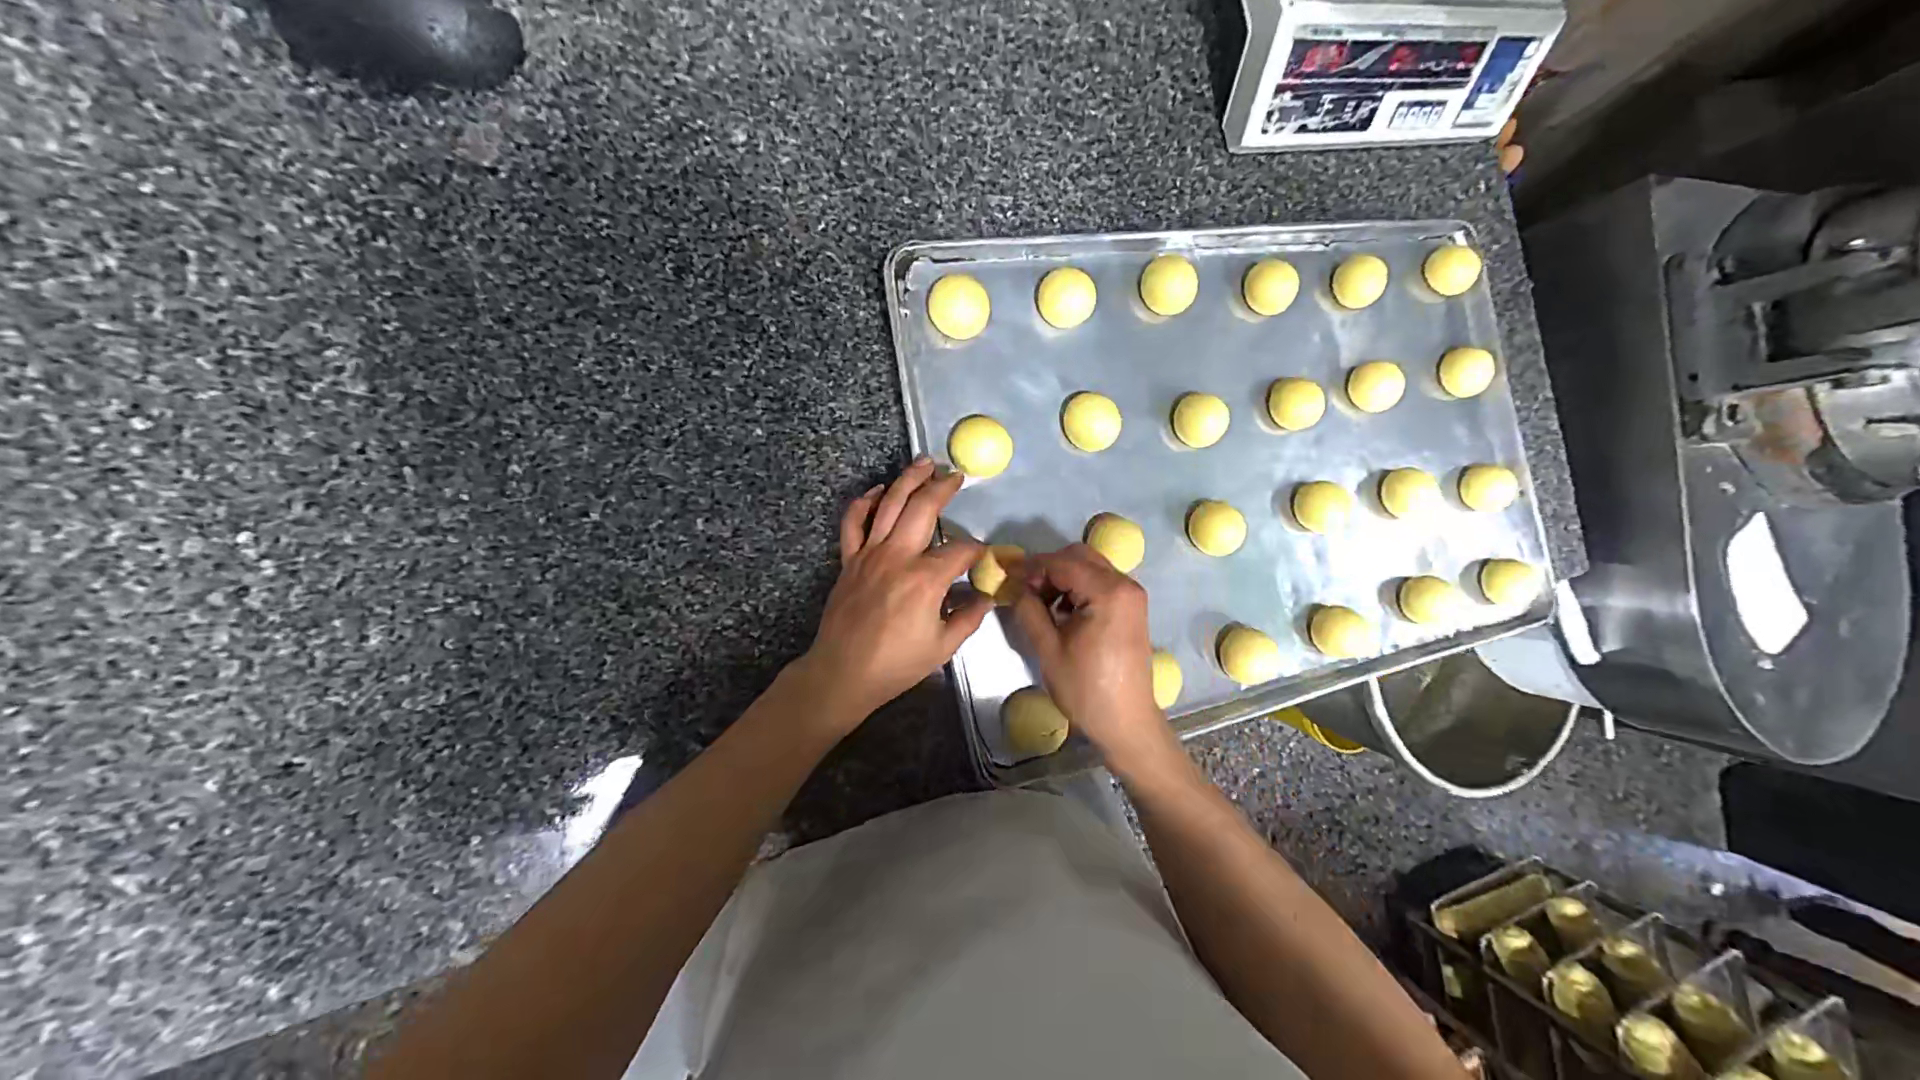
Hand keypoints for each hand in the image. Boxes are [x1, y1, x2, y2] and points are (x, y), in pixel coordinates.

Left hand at [794, 458, 992, 729]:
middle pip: (924, 508)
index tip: (983, 555)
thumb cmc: (895, 664)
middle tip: (956, 475)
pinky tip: (879, 491)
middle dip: (944, 488)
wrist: (843, 672)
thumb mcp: (943, 647)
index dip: (977, 550)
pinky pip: (853, 522)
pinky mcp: (849, 559)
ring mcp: (870, 554)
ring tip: (924, 462)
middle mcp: (898, 556)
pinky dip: (865, 502)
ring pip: (890, 504)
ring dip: (908, 479)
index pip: (960, 551)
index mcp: (926, 579)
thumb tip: (986, 598)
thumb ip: (969, 617)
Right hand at [1009, 544, 1179, 776]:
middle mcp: (1125, 585)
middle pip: (1079, 557)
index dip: (1030, 566)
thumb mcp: (1048, 648)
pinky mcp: (1130, 609)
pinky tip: (1061, 612)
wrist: (1126, 722)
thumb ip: (1029, 609)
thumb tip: (1015, 586)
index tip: (1005, 574)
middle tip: (1023, 590)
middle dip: (1047, 568)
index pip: (1062, 562)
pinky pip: (1100, 583)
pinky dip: (1077, 588)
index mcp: (1108, 592)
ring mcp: (1131, 596)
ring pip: (1089, 568)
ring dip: (1061, 578)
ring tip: (1040, 604)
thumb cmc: (1086, 689)